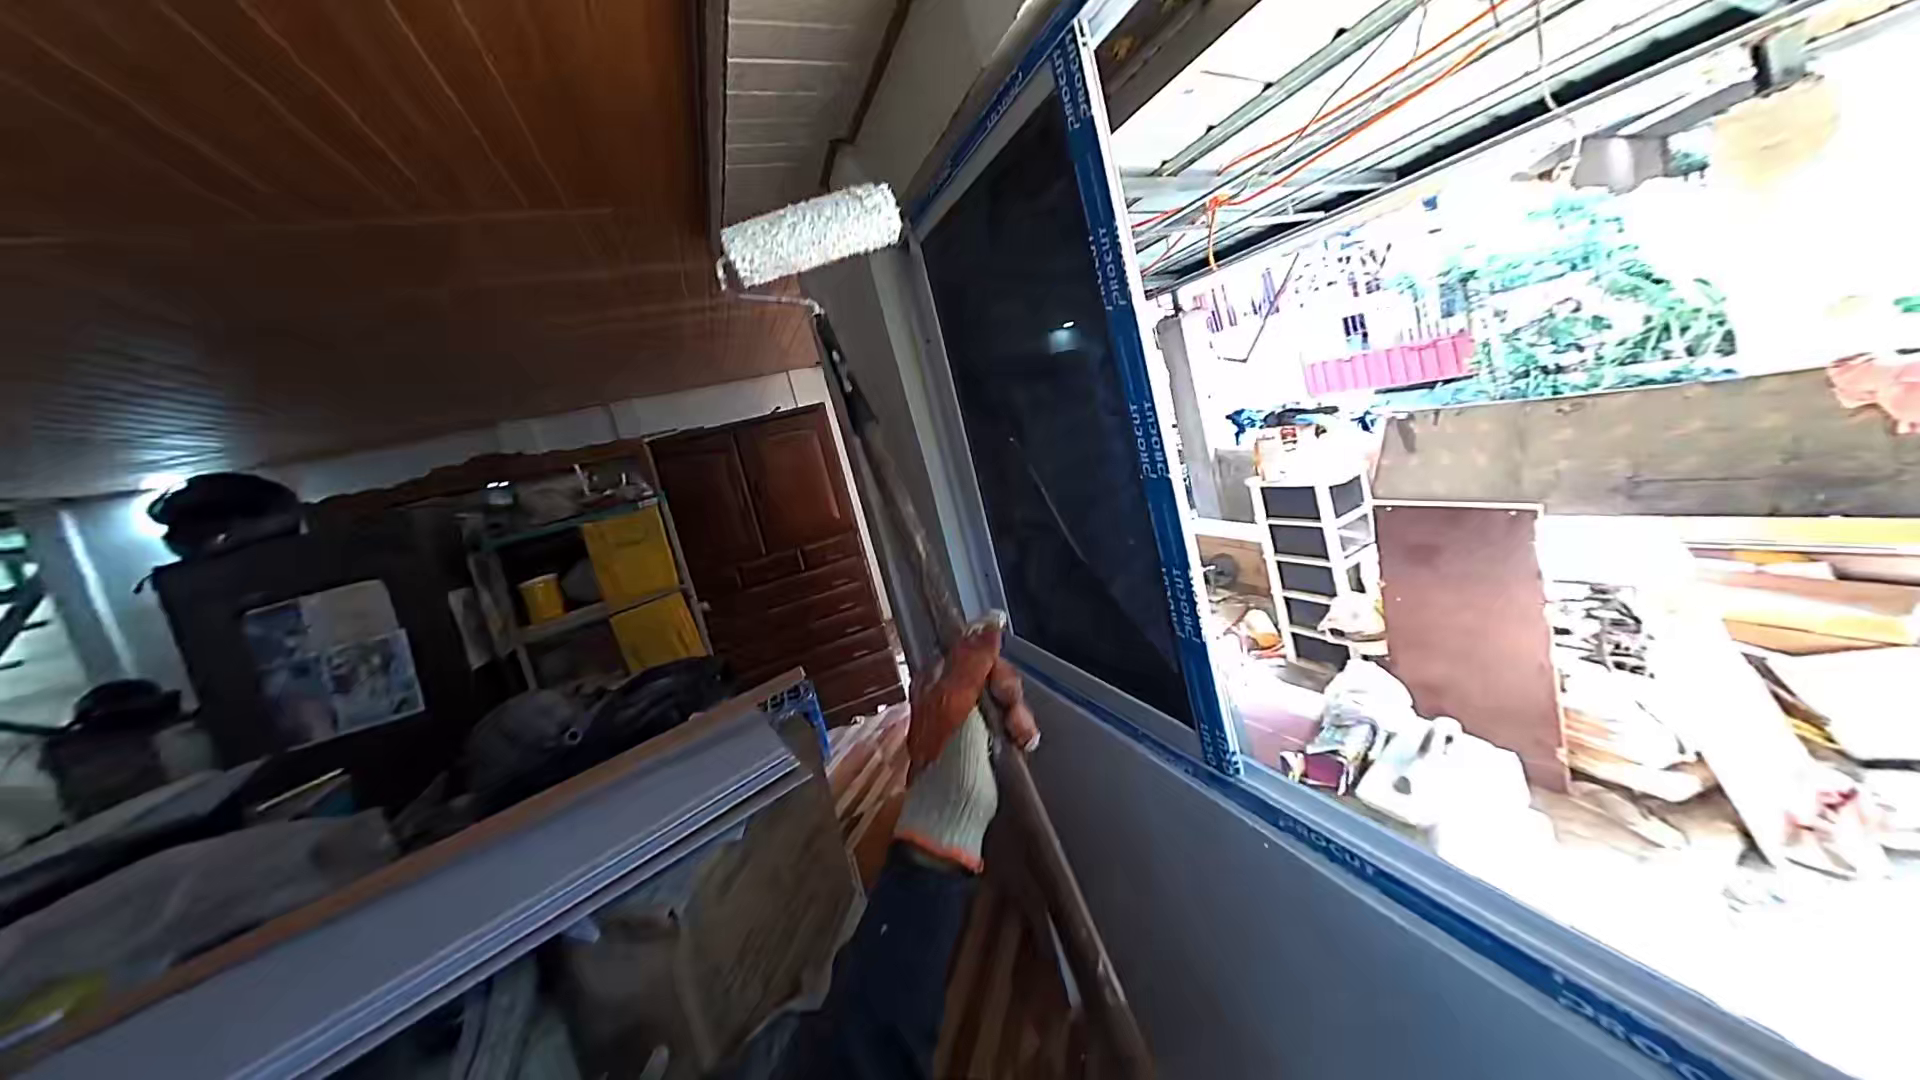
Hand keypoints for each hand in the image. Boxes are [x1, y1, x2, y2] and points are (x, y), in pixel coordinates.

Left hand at [907, 612, 1039, 776]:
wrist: (954, 819)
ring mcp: (967, 719)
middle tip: (1012, 716)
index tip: (1001, 686)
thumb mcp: (958, 703)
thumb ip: (972, 661)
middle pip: (991, 672)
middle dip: (1009, 694)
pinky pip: (1008, 719)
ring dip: (1018, 714)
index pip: (970, 650)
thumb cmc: (950, 763)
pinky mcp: (985, 739)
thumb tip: (989, 619)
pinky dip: (1020, 729)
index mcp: (935, 682)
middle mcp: (949, 695)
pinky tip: (1022, 743)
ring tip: (1020, 737)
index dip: (992, 663)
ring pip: (1003, 696)